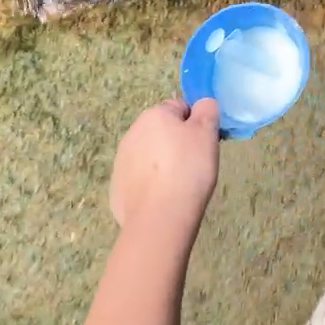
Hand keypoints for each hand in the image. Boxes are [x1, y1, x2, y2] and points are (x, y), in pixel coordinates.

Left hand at [107, 98, 219, 229]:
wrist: (160, 217)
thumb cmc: (188, 167)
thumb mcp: (208, 130)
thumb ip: (207, 109)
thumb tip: (201, 107)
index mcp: (154, 115)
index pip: (180, 108)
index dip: (196, 123)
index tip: (204, 142)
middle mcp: (132, 134)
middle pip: (163, 131)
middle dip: (178, 143)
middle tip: (195, 162)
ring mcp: (121, 163)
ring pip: (151, 155)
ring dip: (164, 163)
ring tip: (180, 182)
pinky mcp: (117, 189)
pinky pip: (141, 179)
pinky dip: (152, 184)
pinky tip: (164, 197)